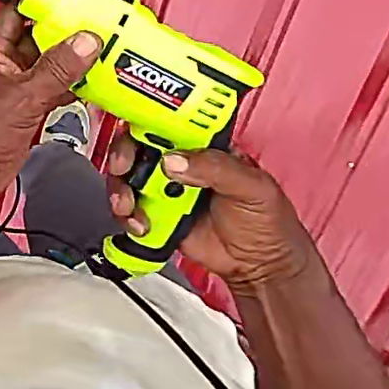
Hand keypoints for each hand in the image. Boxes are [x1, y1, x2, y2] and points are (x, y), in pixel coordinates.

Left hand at [0, 7, 100, 212]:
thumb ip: (54, 70)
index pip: (17, 12)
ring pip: (52, 62)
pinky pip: (57, 85)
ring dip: (74, 58)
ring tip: (100, 49)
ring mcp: (19, 85)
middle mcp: (6, 65)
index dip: (41, 0)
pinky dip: (74, 83)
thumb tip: (83, 42)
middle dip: (66, 30)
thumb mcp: (21, 99)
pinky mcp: (31, 105)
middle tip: (94, 23)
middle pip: (40, 36)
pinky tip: (92, 82)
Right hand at [104, 141, 323, 293]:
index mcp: (202, 147)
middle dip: (123, 155)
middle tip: (124, 167)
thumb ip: (216, 168)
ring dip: (122, 191)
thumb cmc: (266, 220)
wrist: (260, 265)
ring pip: (127, 179)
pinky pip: (130, 211)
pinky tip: (143, 224)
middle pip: (137, 148)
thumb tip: (175, 160)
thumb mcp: (251, 186)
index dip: (146, 123)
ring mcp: (166, 190)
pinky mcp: (157, 216)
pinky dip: (128, 217)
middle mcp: (180, 165)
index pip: (168, 125)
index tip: (137, 130)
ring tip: (132, 205)